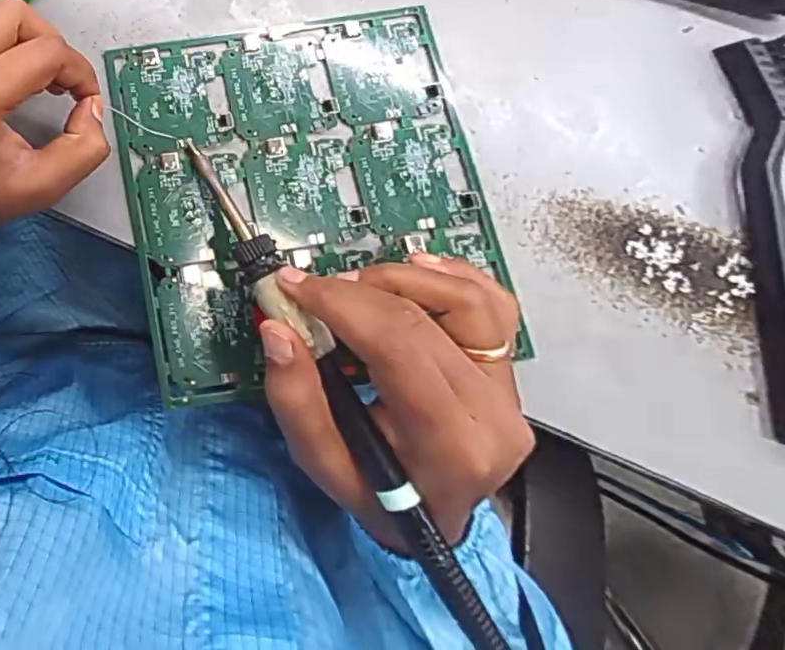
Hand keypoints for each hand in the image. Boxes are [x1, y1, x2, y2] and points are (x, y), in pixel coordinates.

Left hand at [0, 0, 109, 251]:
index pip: (45, 53)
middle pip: (15, 13)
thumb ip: (85, 146)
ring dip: (21, 32)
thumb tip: (90, 104)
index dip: (79, 71)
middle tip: (56, 79)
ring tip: (31, 71)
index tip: (83, 98)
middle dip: (50, 40)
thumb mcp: (44, 186)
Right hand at [258, 255, 532, 548]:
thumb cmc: (378, 493)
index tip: (294, 287)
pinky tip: (411, 268)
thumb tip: (279, 332)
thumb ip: (296, 401)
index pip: (396, 345)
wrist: (432, 516)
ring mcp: (505, 390)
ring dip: (399, 277)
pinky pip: (492, 303)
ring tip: (354, 284)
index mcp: (450, 444)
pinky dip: (448, 276)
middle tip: (308, 287)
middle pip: (420, 317)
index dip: (339, 303)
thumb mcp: (322, 463)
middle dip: (351, 289)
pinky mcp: (504, 369)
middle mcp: (491, 414)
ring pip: (465, 300)